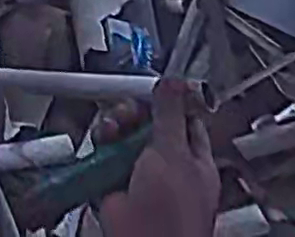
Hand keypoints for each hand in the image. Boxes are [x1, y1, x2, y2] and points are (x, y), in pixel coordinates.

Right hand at [100, 80, 218, 236]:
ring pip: (124, 131)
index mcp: (193, 160)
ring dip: (116, 124)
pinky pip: (104, 147)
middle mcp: (166, 164)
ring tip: (114, 128)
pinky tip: (103, 139)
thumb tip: (174, 82)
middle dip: (135, 111)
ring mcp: (139, 170)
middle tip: (130, 110)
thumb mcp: (173, 153)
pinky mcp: (114, 176)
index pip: (183, 119)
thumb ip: (169, 114)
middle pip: (147, 121)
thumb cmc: (173, 211)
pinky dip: (101, 139)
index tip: (153, 84)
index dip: (169, 100)